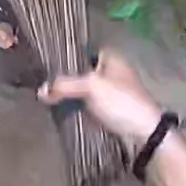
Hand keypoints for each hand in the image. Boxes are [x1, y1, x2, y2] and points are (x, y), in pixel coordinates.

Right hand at [38, 49, 165, 149]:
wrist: (144, 135)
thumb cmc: (120, 101)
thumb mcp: (90, 87)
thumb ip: (64, 86)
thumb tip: (40, 90)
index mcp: (111, 56)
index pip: (81, 50)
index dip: (64, 57)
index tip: (44, 66)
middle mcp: (111, 70)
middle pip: (80, 71)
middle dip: (64, 79)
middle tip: (44, 85)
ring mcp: (111, 91)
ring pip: (83, 89)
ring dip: (69, 95)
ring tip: (47, 97)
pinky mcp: (110, 110)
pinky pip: (87, 105)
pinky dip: (76, 108)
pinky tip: (60, 110)